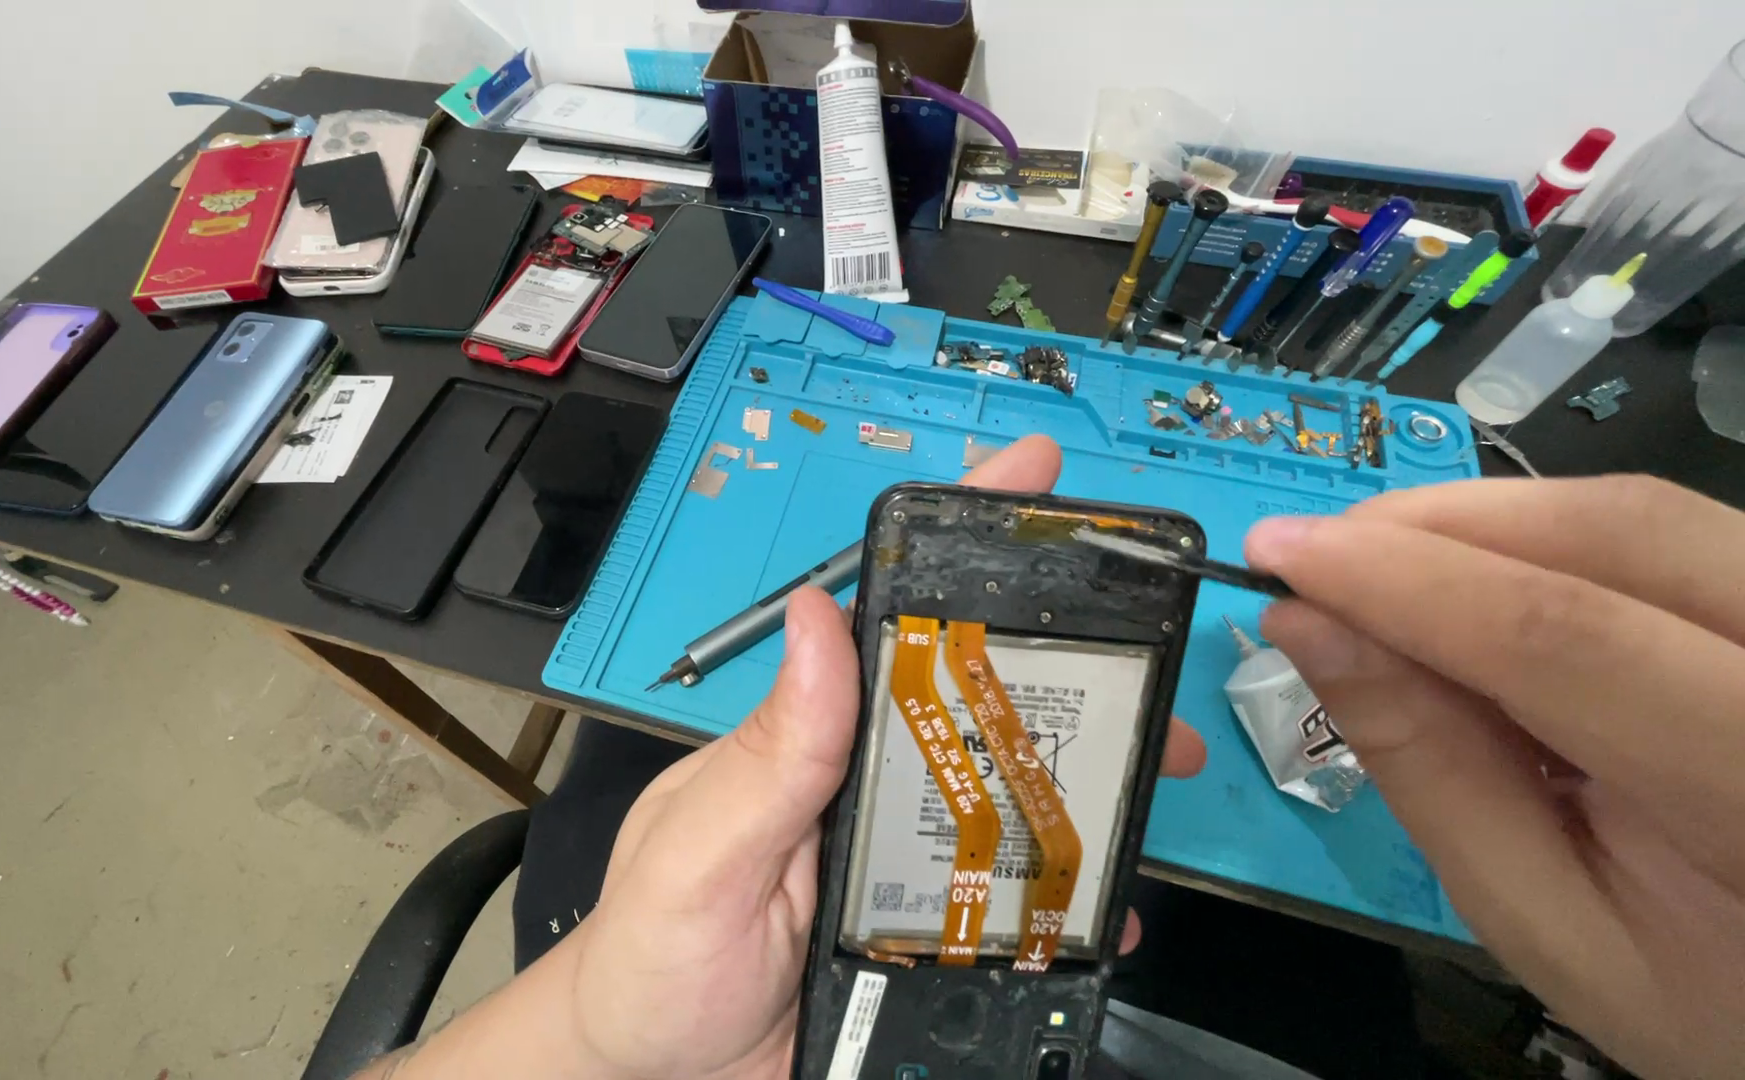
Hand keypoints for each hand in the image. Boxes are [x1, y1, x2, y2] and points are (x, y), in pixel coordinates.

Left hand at [561, 435, 1206, 1078]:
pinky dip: (1067, 885)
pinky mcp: (926, 919)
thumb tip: (817, 612)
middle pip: (972, 696)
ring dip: (1085, 771)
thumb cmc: (658, 955)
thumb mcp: (703, 848)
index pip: (887, 616)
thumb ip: (768, 752)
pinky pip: (1011, 887)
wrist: (658, 1073)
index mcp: (812, 732)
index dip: (956, 540)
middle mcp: (863, 772)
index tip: (1033, 478)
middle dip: (1065, 665)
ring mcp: (900, 846)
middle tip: (1148, 662)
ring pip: (1007, 786)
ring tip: (1156, 767)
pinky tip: (1107, 896)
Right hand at [1244, 475, 1744, 1078]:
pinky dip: (1523, 540)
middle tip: (1310, 555)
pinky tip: (1461, 586)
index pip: (1559, 638)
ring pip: (1636, 514)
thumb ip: (1420, 760)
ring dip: (1466, 523)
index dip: (1393, 578)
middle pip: (1613, 533)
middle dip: (1424, 524)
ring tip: (1369, 572)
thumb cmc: (1695, 990)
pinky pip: (1654, 533)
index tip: (1272, 551)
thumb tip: (1301, 626)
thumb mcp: (1536, 909)